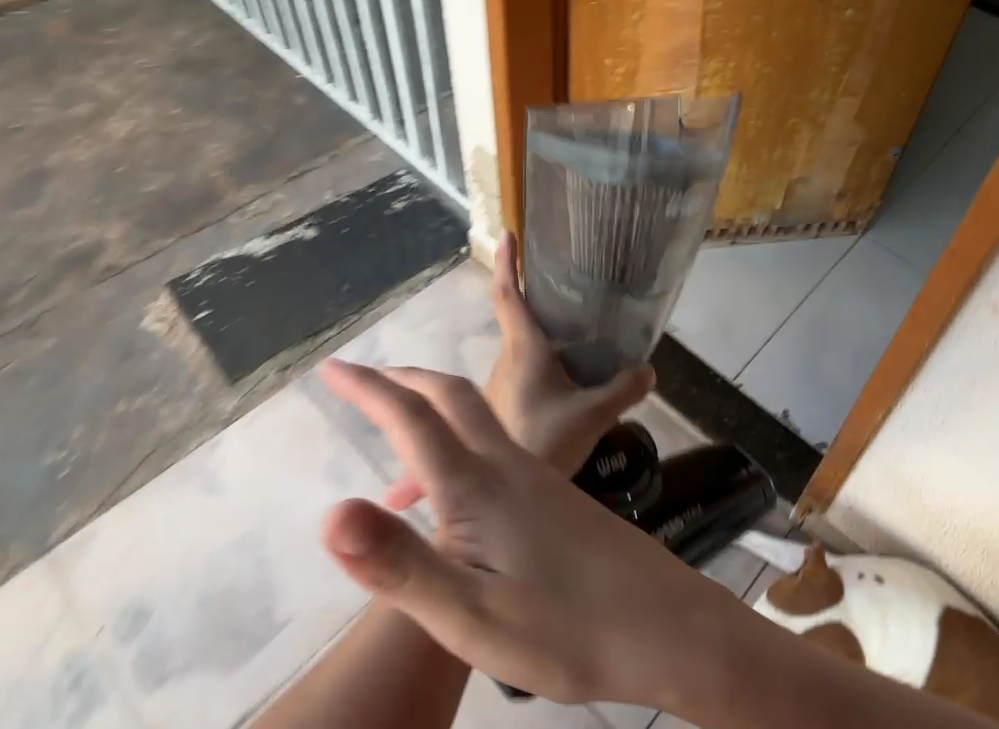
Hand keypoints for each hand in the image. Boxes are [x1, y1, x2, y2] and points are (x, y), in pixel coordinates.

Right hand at [320, 359, 750, 706]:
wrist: (667, 628)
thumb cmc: (567, 630)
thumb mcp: (471, 615)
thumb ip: (401, 564)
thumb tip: (331, 511)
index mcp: (481, 487)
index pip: (413, 418)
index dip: (368, 389)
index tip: (331, 367)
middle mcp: (512, 467)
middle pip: (454, 399)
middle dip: (405, 380)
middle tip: (363, 379)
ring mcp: (542, 481)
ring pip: (480, 422)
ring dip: (434, 408)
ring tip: (399, 425)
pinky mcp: (559, 501)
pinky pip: (498, 451)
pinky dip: (461, 442)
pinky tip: (458, 488)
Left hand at [382, 232, 653, 508]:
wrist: (500, 499)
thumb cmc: (544, 445)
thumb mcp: (593, 417)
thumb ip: (623, 390)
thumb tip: (650, 369)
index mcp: (524, 352)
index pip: (509, 296)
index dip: (509, 263)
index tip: (506, 233)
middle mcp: (504, 363)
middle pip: (514, 325)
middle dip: (530, 306)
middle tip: (555, 293)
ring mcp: (497, 389)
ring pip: (517, 358)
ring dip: (535, 351)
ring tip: (568, 358)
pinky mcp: (499, 412)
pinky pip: (519, 383)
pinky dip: (536, 380)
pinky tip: (556, 402)